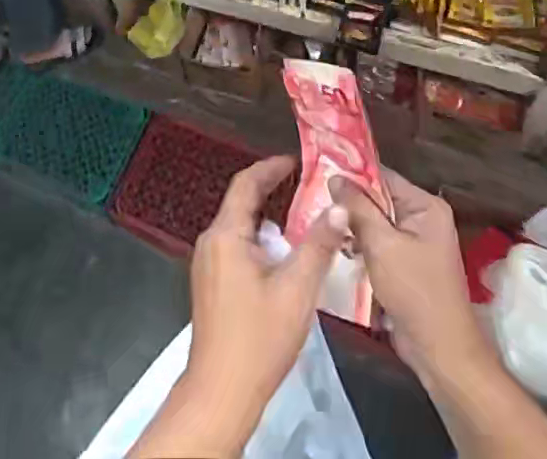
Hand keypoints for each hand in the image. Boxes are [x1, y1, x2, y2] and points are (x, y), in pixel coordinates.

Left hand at [131, 156, 341, 457]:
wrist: (222, 386)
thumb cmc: (260, 335)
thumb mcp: (297, 290)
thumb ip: (318, 247)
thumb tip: (338, 209)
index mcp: (225, 234)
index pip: (245, 185)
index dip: (270, 168)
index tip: (296, 160)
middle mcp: (211, 241)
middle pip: (241, 205)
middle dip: (274, 194)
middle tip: (309, 190)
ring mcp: (207, 262)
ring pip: (240, 229)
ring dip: (270, 223)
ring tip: (306, 223)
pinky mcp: (211, 282)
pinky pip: (237, 248)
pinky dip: (261, 244)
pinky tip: (286, 259)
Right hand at [332, 169, 490, 379]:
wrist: (439, 349)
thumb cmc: (414, 290)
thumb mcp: (381, 243)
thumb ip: (357, 207)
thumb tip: (335, 177)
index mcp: (425, 207)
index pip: (380, 175)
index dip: (349, 172)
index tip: (315, 170)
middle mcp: (422, 218)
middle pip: (375, 196)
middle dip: (346, 200)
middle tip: (310, 195)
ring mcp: (413, 240)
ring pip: (371, 219)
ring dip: (348, 222)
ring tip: (316, 218)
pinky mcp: (402, 260)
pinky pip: (374, 239)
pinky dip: (356, 240)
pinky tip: (333, 243)